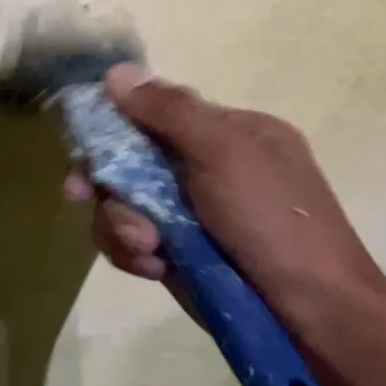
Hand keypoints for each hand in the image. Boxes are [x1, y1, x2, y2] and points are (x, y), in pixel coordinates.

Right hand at [67, 64, 385, 329]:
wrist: (306, 312)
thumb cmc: (273, 221)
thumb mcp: (225, 152)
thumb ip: (169, 111)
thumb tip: (115, 72)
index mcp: (228, 134)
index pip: (152, 114)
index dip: (110, 129)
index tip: (83, 148)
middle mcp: (203, 168)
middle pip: (124, 162)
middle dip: (108, 186)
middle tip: (79, 197)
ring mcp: (186, 213)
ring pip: (118, 206)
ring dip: (121, 227)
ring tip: (149, 249)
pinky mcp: (173, 252)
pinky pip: (127, 242)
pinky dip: (133, 254)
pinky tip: (155, 266)